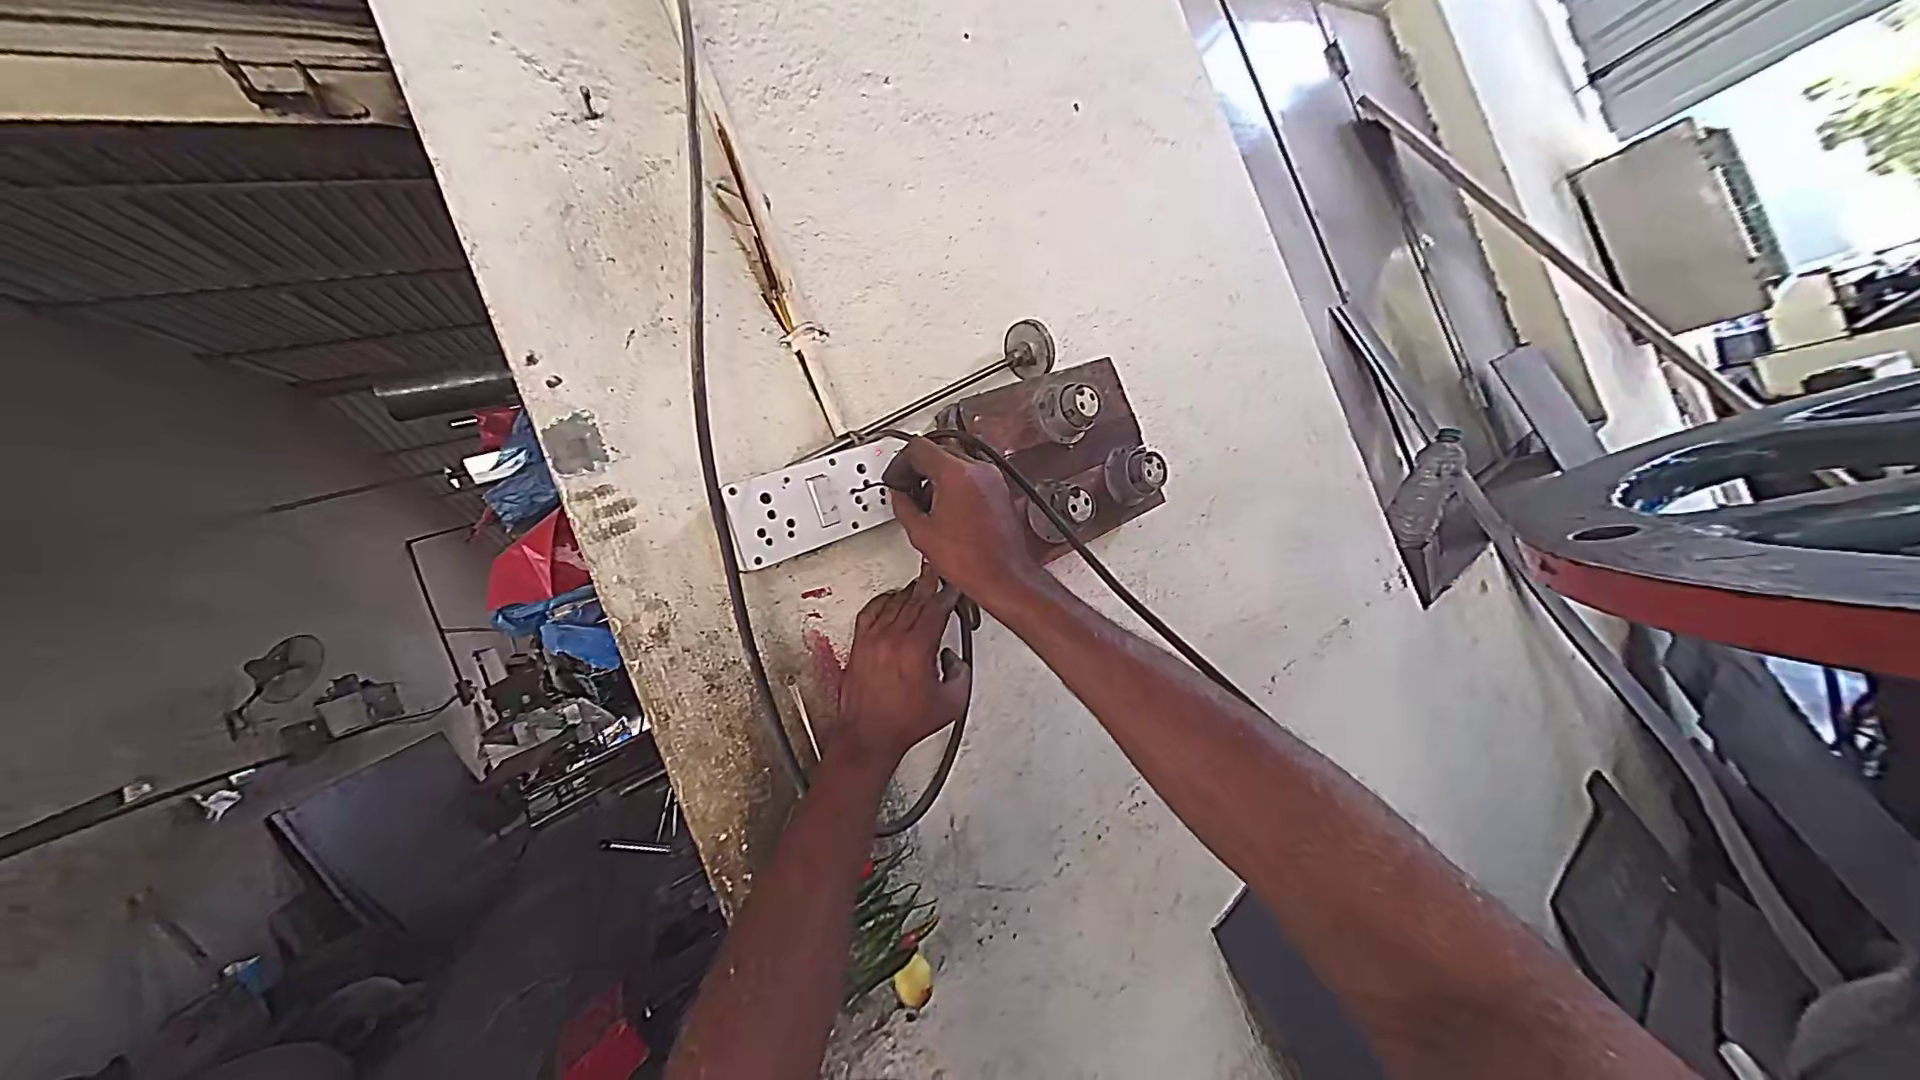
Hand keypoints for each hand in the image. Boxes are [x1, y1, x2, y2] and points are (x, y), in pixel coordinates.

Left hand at [836, 564, 973, 765]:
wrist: (869, 735)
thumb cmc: (903, 722)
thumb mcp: (951, 702)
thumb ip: (961, 673)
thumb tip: (954, 659)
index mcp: (917, 649)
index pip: (936, 609)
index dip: (948, 596)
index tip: (954, 590)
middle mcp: (893, 639)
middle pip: (915, 600)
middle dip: (930, 584)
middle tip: (937, 571)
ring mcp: (873, 640)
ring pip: (894, 603)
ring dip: (910, 591)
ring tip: (920, 583)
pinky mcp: (859, 645)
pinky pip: (871, 612)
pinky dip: (883, 601)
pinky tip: (891, 599)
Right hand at [890, 438, 1046, 610]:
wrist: (1003, 577)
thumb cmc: (972, 561)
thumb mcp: (922, 533)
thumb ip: (904, 506)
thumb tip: (899, 496)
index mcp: (956, 474)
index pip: (920, 448)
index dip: (901, 461)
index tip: (897, 476)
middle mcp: (979, 471)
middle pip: (939, 452)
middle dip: (920, 470)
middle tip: (907, 488)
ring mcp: (994, 480)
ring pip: (957, 464)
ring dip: (938, 478)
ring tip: (927, 504)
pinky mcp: (1001, 492)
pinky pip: (972, 478)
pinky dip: (956, 487)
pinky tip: (947, 510)